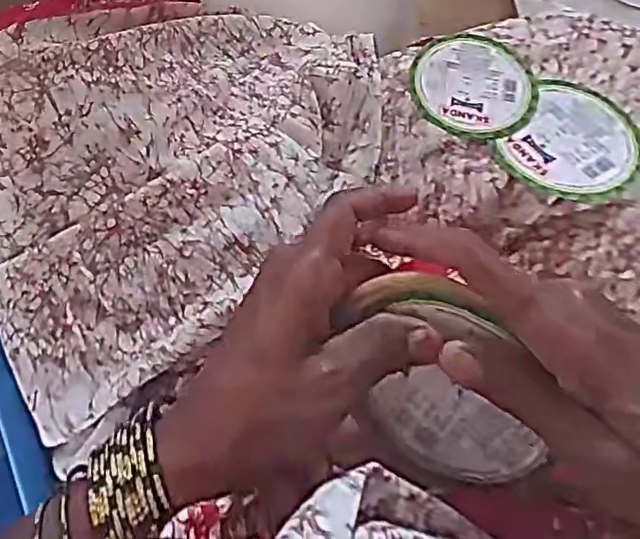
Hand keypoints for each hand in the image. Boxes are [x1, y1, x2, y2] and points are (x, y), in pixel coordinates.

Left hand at [155, 189, 442, 521]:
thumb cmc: (265, 410)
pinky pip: (325, 294)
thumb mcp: (333, 382)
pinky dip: (356, 306)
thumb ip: (383, 346)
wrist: (203, 440)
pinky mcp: (278, 312)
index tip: (417, 201)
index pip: (344, 211)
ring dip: (376, 288)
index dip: (381, 199)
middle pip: (348, 244)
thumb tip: (430, 328)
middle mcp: (290, 267)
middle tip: (436, 284)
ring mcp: (281, 289)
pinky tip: (384, 339)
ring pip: (339, 272)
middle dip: (391, 258)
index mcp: (303, 269)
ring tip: (421, 317)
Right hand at [366, 224, 639, 538]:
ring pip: (504, 288)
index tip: (376, 232)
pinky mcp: (596, 319)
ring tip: (417, 317)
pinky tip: (475, 336)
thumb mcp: (595, 459)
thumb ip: (519, 392)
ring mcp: (589, 305)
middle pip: (485, 270)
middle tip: (380, 293)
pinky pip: (528, 304)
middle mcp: (575, 299)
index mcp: (570, 328)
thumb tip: (445, 342)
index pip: (480, 262)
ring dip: (459, 294)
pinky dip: (490, 310)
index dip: (423, 238)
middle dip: (430, 271)